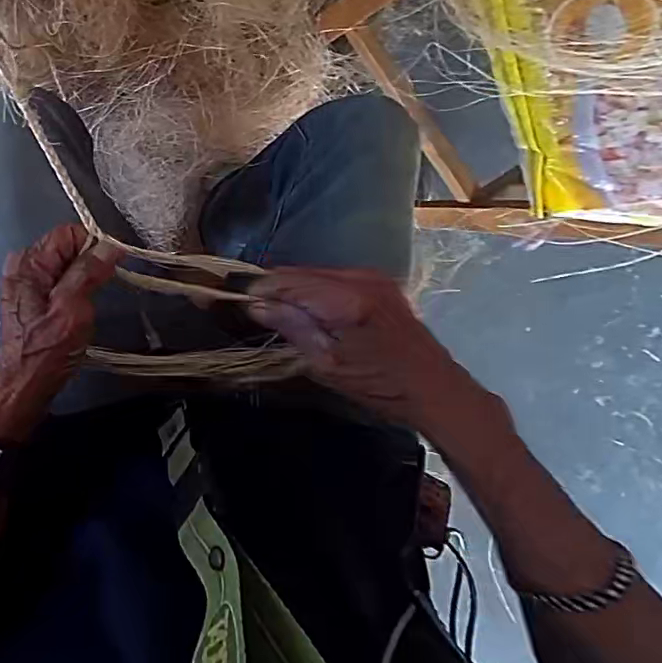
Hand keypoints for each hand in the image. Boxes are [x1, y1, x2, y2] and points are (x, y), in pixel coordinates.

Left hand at [0, 223, 120, 442]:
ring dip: (82, 280)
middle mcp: (22, 265)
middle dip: (87, 264)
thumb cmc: (47, 351)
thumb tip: (110, 244)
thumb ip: (88, 272)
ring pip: (65, 266)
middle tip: (97, 292)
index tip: (109, 268)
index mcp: (28, 263)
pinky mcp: (30, 298)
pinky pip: (58, 281)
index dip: (92, 245)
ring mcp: (24, 282)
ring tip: (85, 306)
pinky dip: (73, 290)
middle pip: (66, 247)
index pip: (67, 233)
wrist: (24, 388)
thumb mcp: (72, 309)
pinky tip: (76, 311)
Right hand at [245, 267, 511, 453]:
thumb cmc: (382, 386)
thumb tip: (253, 304)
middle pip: (297, 272)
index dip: (253, 287)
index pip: (286, 282)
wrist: (438, 390)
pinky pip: (328, 277)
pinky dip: (307, 288)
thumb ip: (292, 327)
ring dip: (286, 287)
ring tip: (266, 308)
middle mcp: (359, 277)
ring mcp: (370, 277)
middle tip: (242, 305)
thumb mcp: (328, 364)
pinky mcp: (376, 282)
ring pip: (310, 272)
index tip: (223, 294)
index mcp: (348, 298)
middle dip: (268, 286)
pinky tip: (298, 306)